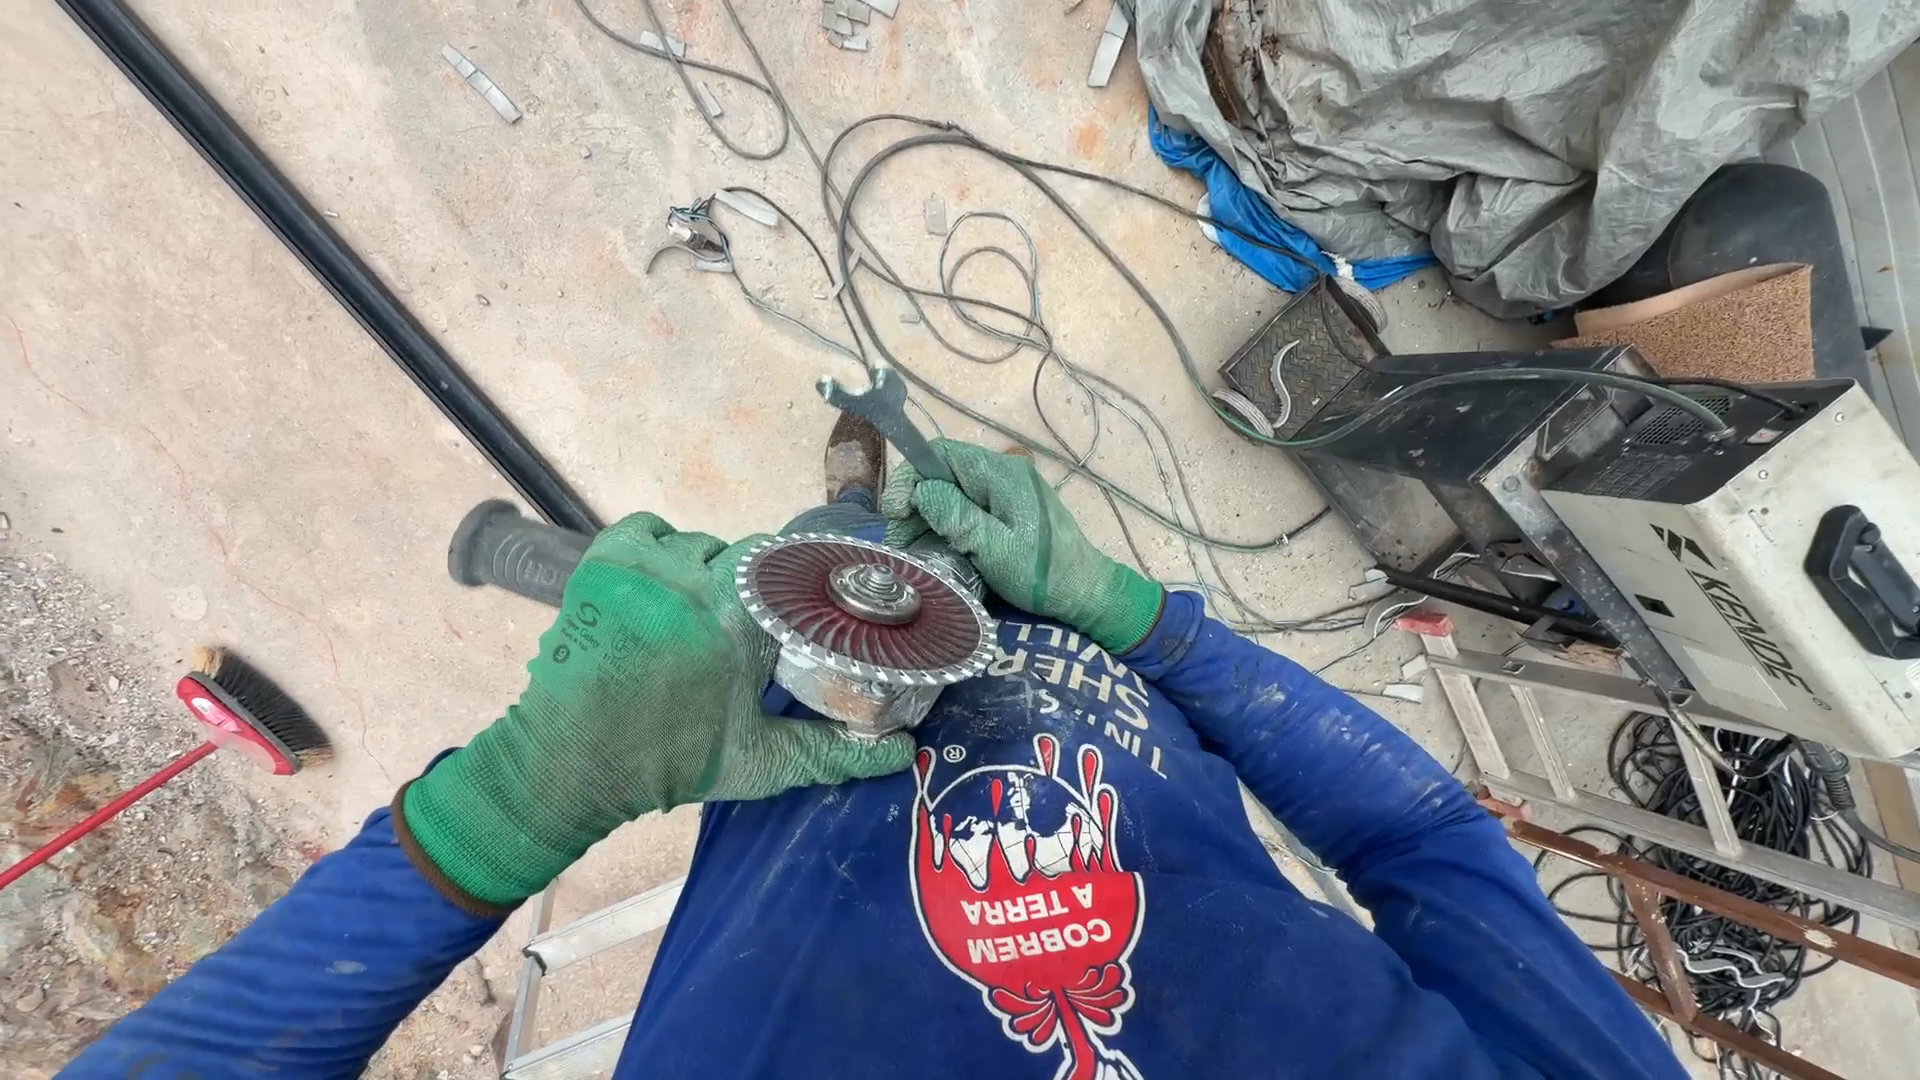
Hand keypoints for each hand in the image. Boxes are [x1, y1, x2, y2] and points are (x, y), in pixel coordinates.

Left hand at [401, 512, 914, 906]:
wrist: (569, 767)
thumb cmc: (672, 761)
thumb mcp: (762, 760)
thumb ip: (834, 752)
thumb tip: (901, 753)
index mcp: (737, 617)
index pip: (792, 564)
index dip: (803, 582)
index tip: (803, 607)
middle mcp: (693, 578)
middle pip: (748, 554)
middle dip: (758, 585)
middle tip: (753, 622)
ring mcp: (643, 567)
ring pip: (699, 543)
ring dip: (709, 571)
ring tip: (704, 611)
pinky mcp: (601, 564)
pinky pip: (646, 530)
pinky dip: (659, 548)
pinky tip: (663, 584)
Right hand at [882, 439, 1163, 653]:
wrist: (1084, 591)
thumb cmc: (1042, 575)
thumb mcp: (995, 550)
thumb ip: (957, 518)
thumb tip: (920, 492)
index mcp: (1001, 475)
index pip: (941, 453)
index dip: (911, 476)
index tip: (895, 511)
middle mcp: (1002, 473)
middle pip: (942, 474)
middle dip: (913, 505)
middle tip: (899, 542)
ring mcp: (1005, 491)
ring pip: (950, 492)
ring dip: (925, 519)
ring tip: (910, 551)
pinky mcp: (1006, 509)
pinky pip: (965, 507)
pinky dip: (944, 526)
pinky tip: (933, 549)